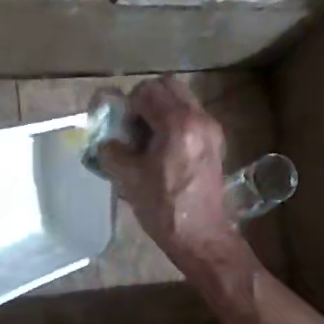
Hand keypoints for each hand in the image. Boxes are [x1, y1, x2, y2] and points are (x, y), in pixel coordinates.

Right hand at [97, 76, 244, 272]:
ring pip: (182, 100)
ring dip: (161, 110)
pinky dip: (174, 123)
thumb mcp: (128, 179)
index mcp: (178, 124)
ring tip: (147, 140)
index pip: (147, 91)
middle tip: (133, 126)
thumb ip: (112, 151)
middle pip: (168, 86)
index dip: (128, 105)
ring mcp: (211, 130)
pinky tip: (162, 151)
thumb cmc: (163, 209)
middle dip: (146, 100)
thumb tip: (107, 141)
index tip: (120, 128)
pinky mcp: (215, 144)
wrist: (201, 237)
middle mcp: (199, 119)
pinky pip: (191, 118)